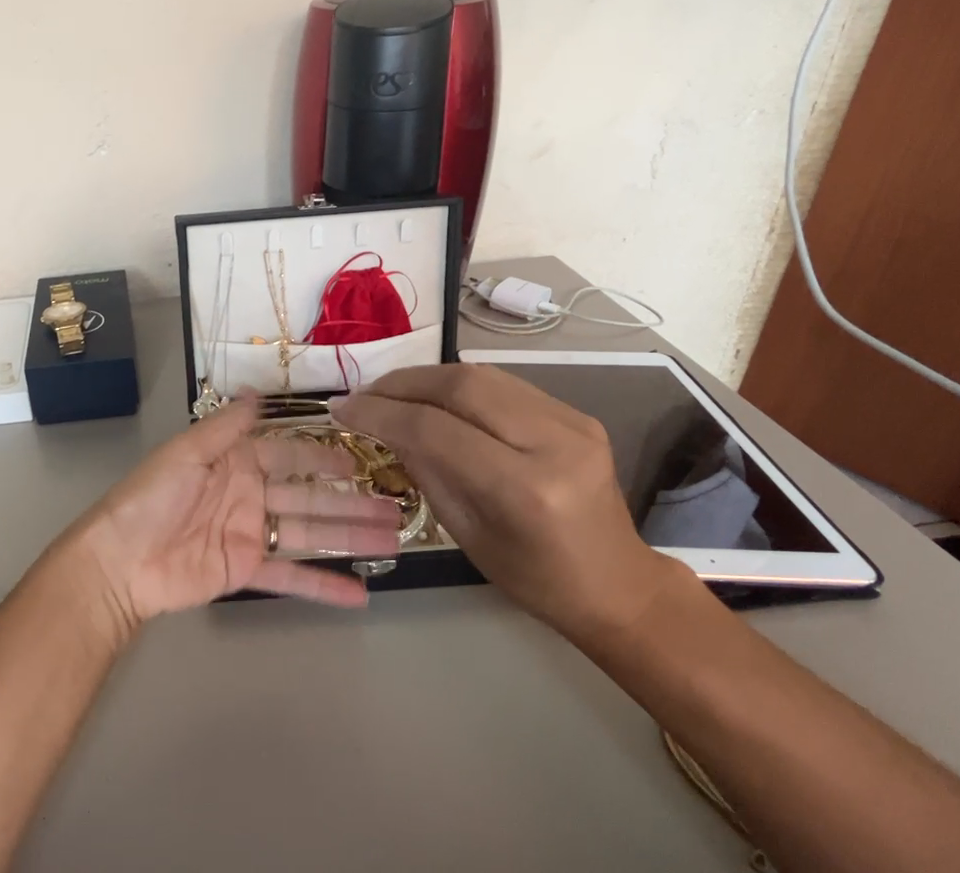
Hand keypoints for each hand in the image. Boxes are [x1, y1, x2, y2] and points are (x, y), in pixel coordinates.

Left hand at [68, 396, 403, 624]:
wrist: (119, 561)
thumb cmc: (149, 499)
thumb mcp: (186, 453)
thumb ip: (225, 428)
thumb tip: (257, 393)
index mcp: (234, 463)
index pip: (288, 456)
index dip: (322, 456)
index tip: (359, 459)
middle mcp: (248, 496)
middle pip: (308, 497)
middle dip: (349, 501)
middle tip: (393, 507)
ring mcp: (249, 536)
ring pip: (308, 534)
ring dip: (348, 538)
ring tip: (390, 539)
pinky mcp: (245, 572)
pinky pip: (290, 577)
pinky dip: (323, 586)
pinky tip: (359, 594)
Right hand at [332, 365, 674, 638]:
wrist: (617, 583)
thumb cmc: (533, 578)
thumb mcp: (466, 534)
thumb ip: (427, 472)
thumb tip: (384, 426)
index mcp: (524, 489)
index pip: (436, 430)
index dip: (382, 413)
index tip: (342, 410)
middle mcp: (554, 443)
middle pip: (462, 386)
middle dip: (402, 384)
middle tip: (363, 395)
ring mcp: (572, 422)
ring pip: (483, 375)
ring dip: (428, 379)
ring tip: (391, 393)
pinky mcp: (577, 414)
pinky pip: (505, 385)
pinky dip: (460, 387)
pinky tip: (434, 400)